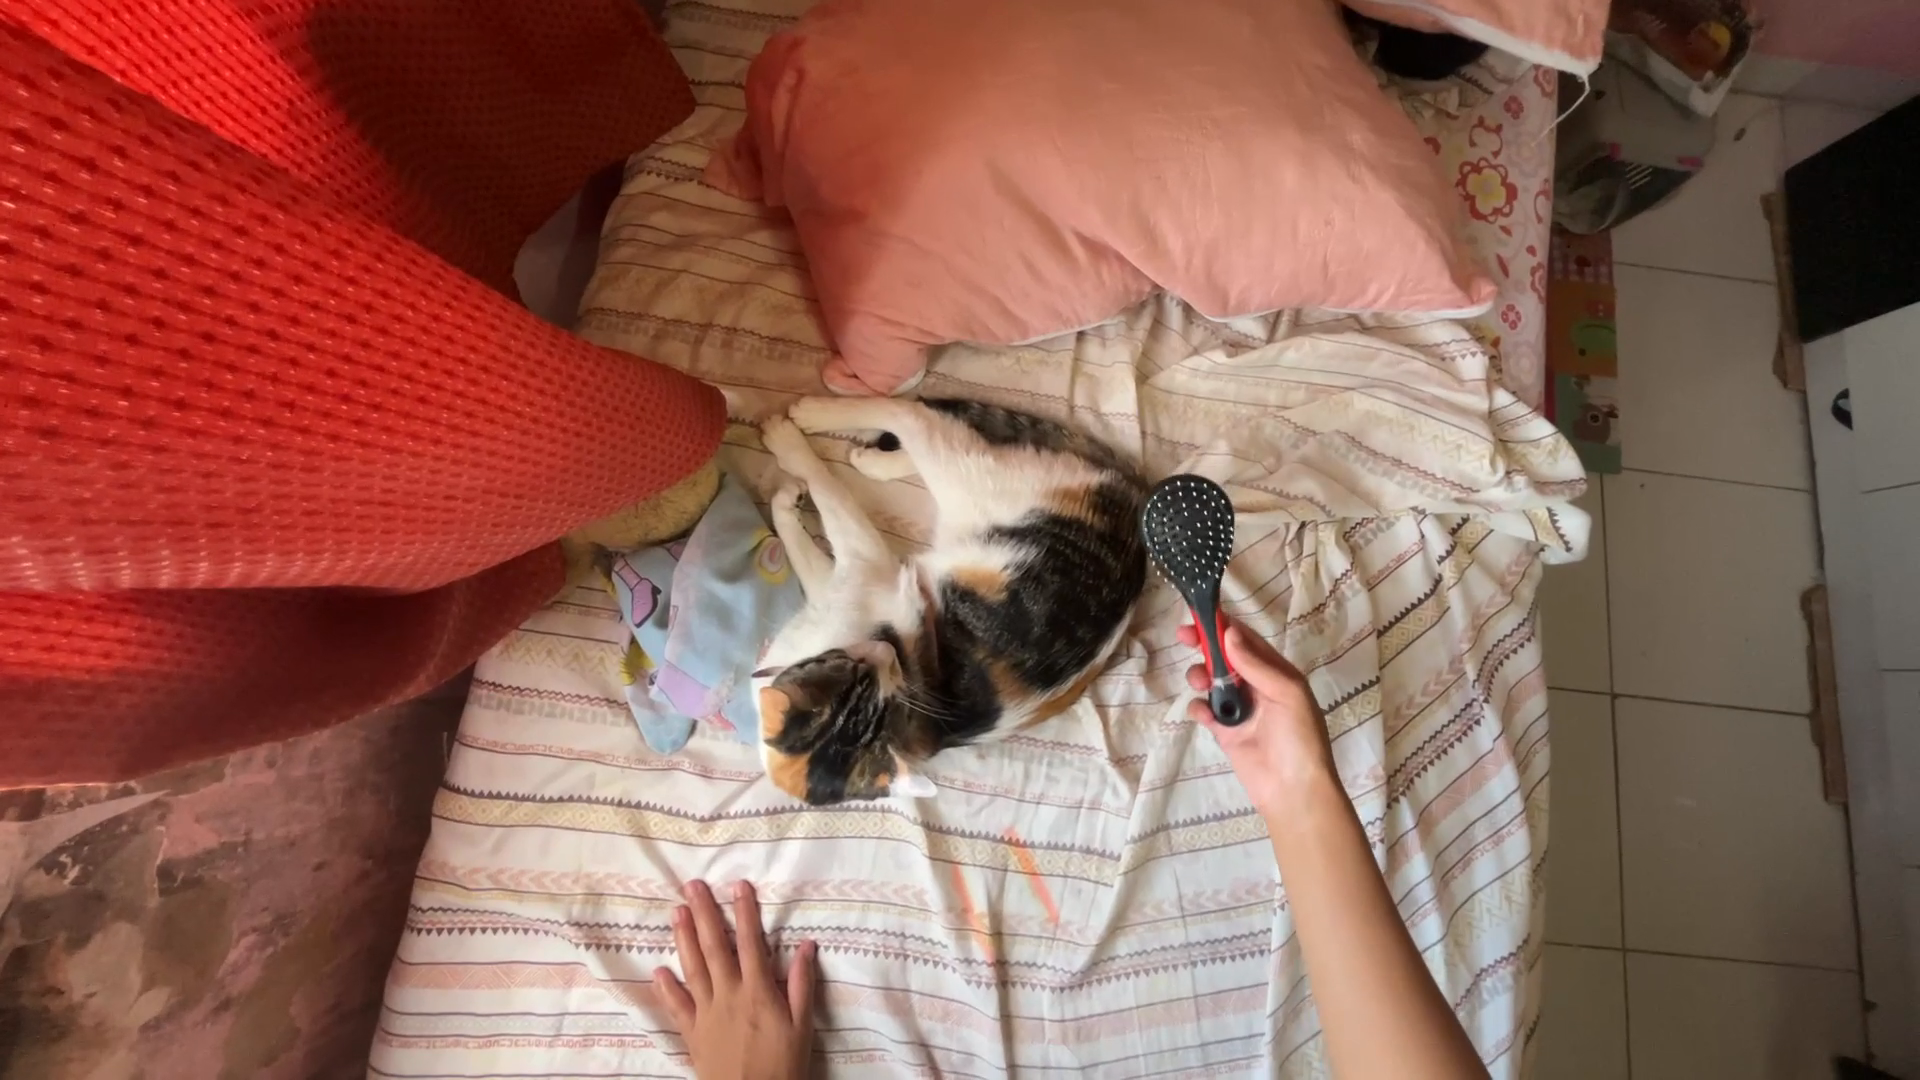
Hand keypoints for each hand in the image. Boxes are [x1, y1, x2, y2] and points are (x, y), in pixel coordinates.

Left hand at [653, 880, 817, 1079]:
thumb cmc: (783, 1066)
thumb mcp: (803, 1026)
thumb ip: (803, 984)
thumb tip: (806, 945)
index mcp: (758, 991)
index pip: (750, 942)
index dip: (744, 912)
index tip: (738, 885)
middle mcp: (729, 996)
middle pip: (714, 947)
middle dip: (704, 914)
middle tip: (692, 886)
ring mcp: (707, 1015)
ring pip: (693, 969)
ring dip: (684, 938)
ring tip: (677, 912)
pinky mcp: (693, 1036)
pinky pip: (678, 1008)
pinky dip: (667, 989)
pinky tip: (659, 970)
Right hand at [1180, 620, 1337, 821]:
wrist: (1293, 791)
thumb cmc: (1299, 738)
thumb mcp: (1286, 693)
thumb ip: (1255, 664)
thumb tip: (1228, 633)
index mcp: (1276, 673)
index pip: (1246, 640)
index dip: (1223, 625)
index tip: (1200, 615)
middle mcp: (1256, 686)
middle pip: (1224, 656)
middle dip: (1204, 645)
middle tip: (1183, 636)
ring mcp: (1239, 708)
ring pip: (1210, 680)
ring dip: (1199, 675)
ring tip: (1198, 682)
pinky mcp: (1224, 731)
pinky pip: (1204, 710)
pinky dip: (1198, 707)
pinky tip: (1202, 713)